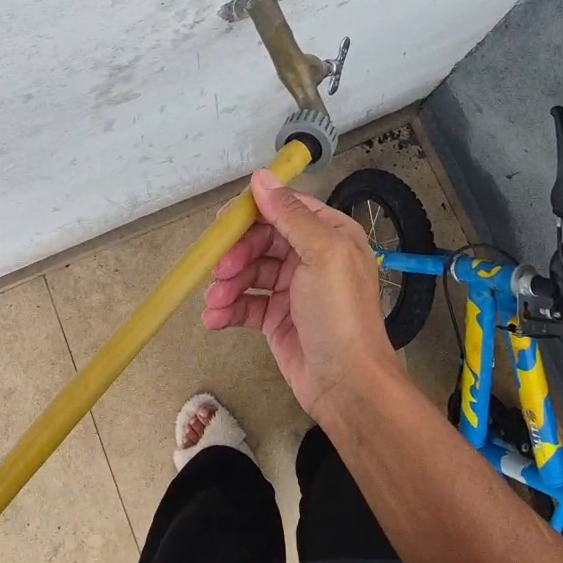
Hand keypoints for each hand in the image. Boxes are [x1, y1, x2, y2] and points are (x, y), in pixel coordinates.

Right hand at [202, 169, 405, 418]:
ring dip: (228, 283)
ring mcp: (293, 288)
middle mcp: (311, 256)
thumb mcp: (322, 254)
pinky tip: (214, 318)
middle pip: (262, 239)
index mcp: (329, 234)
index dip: (254, 212)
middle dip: (237, 253)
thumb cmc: (341, 314)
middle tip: (219, 269)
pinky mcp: (277, 318)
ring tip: (215, 300)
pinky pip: (246, 303)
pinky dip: (228, 308)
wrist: (348, 386)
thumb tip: (261, 176)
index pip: (286, 208)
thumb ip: (290, 214)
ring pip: (250, 271)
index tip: (224, 222)